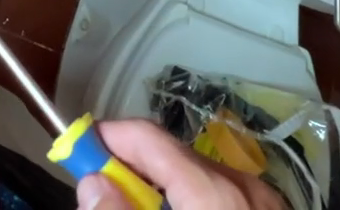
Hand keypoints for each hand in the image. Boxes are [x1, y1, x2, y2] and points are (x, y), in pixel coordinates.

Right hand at [74, 119, 286, 209]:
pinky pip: (222, 194)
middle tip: (104, 197)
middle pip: (169, 155)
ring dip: (161, 190)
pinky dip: (193, 200)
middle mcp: (242, 183)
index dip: (104, 139)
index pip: (145, 136)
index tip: (74, 155)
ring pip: (195, 175)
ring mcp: (265, 199)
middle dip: (130, 170)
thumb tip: (91, 181)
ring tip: (140, 207)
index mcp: (213, 190)